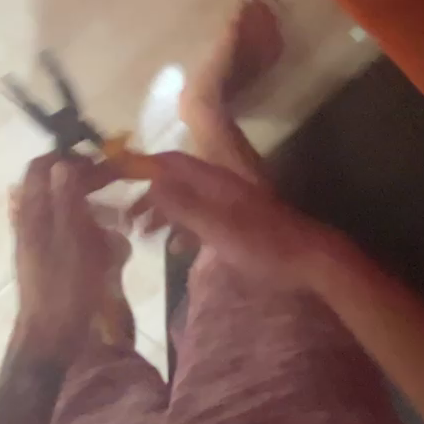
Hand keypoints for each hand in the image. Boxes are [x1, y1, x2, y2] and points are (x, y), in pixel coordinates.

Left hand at [10, 153, 127, 362]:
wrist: (50, 337)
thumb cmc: (65, 289)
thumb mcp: (73, 241)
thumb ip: (66, 201)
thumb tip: (62, 164)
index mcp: (32, 214)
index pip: (40, 168)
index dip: (66, 156)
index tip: (97, 159)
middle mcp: (29, 222)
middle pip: (51, 186)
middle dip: (83, 183)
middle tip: (112, 186)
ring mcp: (35, 241)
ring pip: (61, 210)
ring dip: (88, 209)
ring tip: (115, 220)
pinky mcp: (45, 259)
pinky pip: (67, 233)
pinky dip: (86, 232)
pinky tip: (108, 245)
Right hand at [129, 152, 350, 288]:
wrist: (310, 260)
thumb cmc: (264, 244)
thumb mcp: (218, 228)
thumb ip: (184, 206)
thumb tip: (149, 184)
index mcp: (214, 180)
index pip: (169, 163)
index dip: (141, 165)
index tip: (112, 174)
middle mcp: (219, 185)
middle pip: (174, 180)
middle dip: (147, 195)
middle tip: (123, 218)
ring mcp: (229, 204)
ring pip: (186, 200)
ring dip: (163, 213)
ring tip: (142, 235)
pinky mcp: (237, 222)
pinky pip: (200, 218)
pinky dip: (182, 228)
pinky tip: (174, 248)